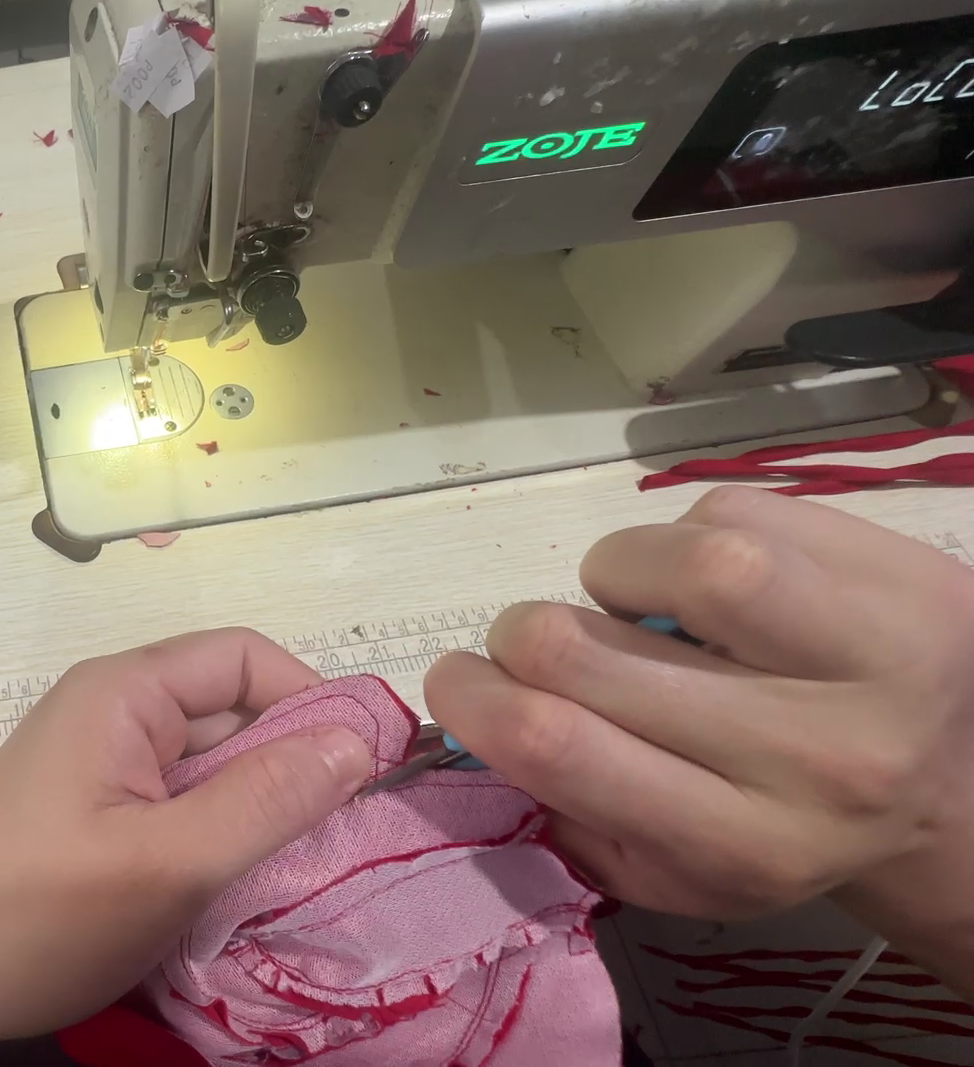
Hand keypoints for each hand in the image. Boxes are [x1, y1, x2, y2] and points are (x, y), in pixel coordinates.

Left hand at [0, 628, 370, 1060]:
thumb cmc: (40, 912)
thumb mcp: (170, 861)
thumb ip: (267, 797)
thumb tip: (357, 737)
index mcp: (122, 690)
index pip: (241, 657)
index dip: (311, 698)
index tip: (368, 771)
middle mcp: (110, 706)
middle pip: (225, 706)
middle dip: (287, 762)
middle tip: (342, 841)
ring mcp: (99, 756)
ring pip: (205, 759)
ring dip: (253, 804)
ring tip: (295, 868)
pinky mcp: (93, 801)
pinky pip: (174, 795)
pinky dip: (214, 829)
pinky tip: (234, 879)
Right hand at [426, 487, 973, 991]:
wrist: (960, 795)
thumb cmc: (767, 826)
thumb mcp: (655, 863)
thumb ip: (552, 805)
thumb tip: (465, 724)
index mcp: (735, 841)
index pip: (545, 739)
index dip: (466, 692)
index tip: (457, 680)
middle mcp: (816, 759)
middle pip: (566, 643)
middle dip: (519, 636)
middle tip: (549, 652)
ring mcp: (878, 657)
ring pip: (659, 565)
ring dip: (612, 579)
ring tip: (639, 613)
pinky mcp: (903, 574)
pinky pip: (720, 517)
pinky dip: (682, 543)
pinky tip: (717, 592)